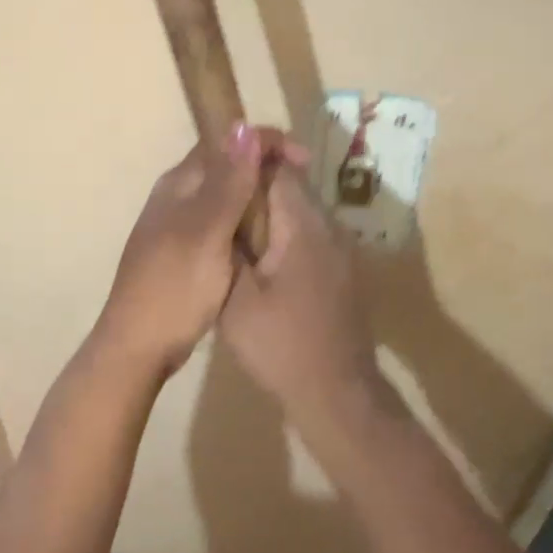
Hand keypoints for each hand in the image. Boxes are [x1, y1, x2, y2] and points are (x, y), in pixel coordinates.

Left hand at [95, 123, 307, 376]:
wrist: (139, 347)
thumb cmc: (173, 289)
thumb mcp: (206, 233)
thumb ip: (227, 184)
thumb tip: (241, 125)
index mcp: (177, 187)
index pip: (223, 143)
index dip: (264, 143)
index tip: (304, 161)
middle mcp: (175, 202)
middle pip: (225, 171)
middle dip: (264, 171)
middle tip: (303, 190)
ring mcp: (178, 233)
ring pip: (224, 203)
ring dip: (256, 202)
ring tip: (291, 216)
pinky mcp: (185, 260)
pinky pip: (221, 232)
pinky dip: (245, 231)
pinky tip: (265, 246)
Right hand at [218, 165, 385, 423]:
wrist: (334, 392)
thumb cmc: (280, 345)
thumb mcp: (235, 300)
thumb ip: (225, 248)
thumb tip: (216, 209)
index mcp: (304, 227)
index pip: (278, 168)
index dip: (245, 159)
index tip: (212, 166)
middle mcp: (329, 229)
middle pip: (290, 188)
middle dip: (252, 188)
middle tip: (213, 202)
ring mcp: (340, 253)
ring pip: (298, 216)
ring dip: (265, 217)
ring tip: (227, 232)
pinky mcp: (339, 276)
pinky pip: (306, 241)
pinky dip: (279, 240)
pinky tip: (254, 264)